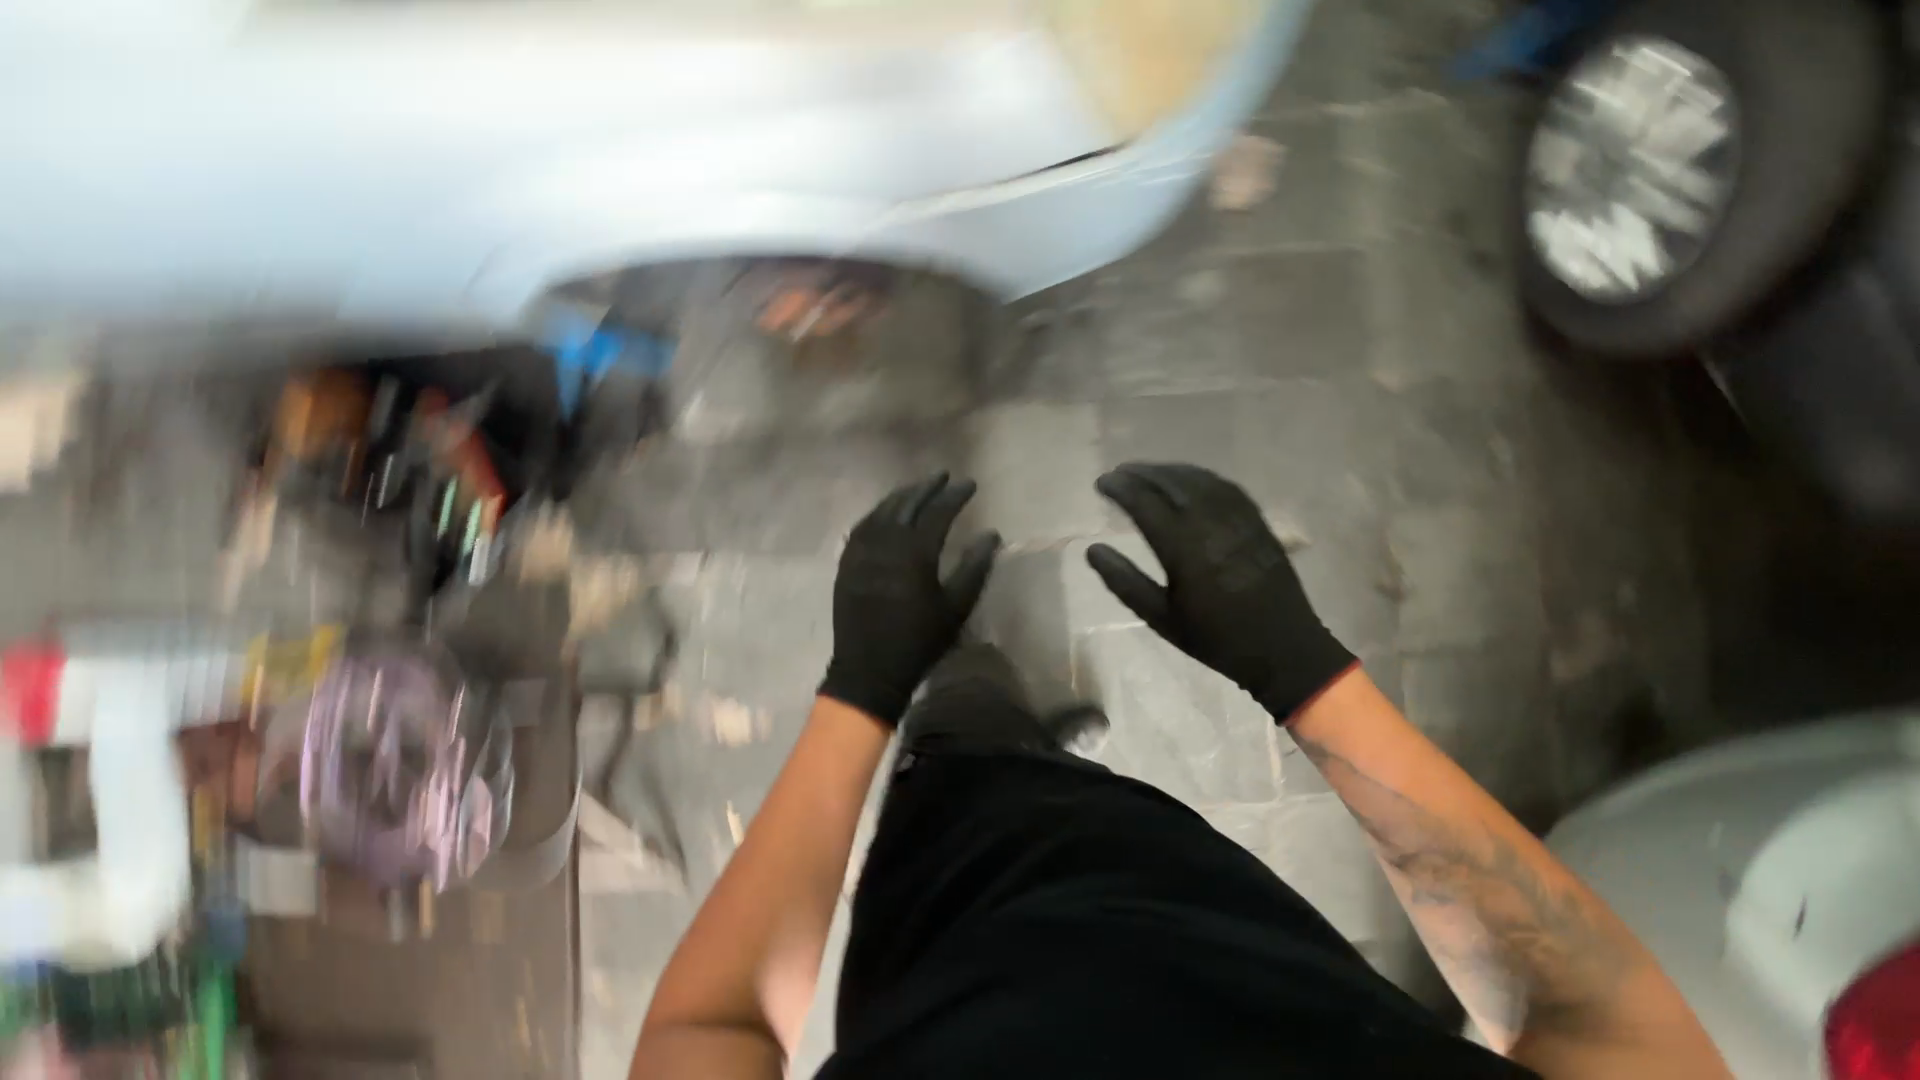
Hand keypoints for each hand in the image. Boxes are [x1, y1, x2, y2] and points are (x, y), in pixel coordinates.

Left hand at [819, 473, 999, 725]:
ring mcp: (861, 551)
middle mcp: (885, 543)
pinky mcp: (847, 562)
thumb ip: (974, 567)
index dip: (955, 495)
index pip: (938, 512)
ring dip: (902, 496)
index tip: (970, 484)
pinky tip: (886, 512)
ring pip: (882, 511)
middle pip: (907, 503)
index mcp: (915, 552)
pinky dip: (878, 513)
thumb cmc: (919, 641)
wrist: (869, 669)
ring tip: (918, 488)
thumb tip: (991, 535)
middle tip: (943, 475)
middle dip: (927, 487)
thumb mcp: (956, 608)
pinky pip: (862, 526)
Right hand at [1088, 462, 1354, 721]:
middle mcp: (1211, 524)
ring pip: (1200, 480)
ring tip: (1148, 472)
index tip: (1101, 482)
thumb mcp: (1161, 619)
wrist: (1283, 648)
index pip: (1145, 503)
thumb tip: (1092, 550)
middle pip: (1172, 483)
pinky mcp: (1258, 522)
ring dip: (1170, 471)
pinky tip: (1190, 480)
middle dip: (1142, 473)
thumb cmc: (1215, 639)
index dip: (1120, 488)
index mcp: (1184, 549)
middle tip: (1120, 472)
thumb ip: (1124, 581)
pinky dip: (1201, 477)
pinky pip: (1227, 488)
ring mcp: (1239, 519)